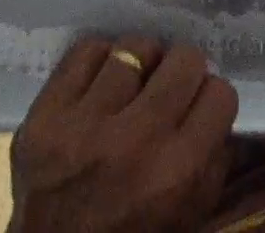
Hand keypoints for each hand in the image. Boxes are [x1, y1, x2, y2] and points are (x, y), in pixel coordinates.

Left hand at [8, 36, 239, 232]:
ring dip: (143, 62)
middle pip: (184, 60)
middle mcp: (134, 141)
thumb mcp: (191, 215)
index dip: (213, 99)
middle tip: (172, 86)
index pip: (220, 94)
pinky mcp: (44, 115)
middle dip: (185, 71)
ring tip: (136, 81)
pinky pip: (85, 52)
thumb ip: (213, 158)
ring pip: (135, 48)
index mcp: (176, 172)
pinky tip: (103, 80)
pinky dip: (101, 60)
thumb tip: (215, 101)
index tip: (201, 106)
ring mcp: (84, 125)